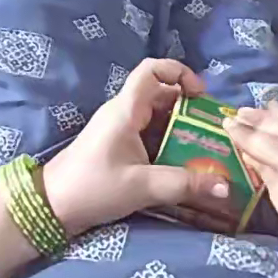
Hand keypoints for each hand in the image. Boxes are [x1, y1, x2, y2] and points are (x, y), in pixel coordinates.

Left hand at [40, 59, 231, 236]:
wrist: (52, 207)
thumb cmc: (93, 187)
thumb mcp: (142, 186)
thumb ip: (184, 185)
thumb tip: (225, 187)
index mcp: (126, 110)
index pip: (152, 70)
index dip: (179, 73)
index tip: (201, 95)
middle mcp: (123, 113)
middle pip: (161, 95)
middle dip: (189, 108)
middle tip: (212, 129)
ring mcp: (120, 129)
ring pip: (157, 117)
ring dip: (181, 129)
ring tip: (204, 148)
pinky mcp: (118, 146)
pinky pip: (149, 134)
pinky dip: (168, 143)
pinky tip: (183, 163)